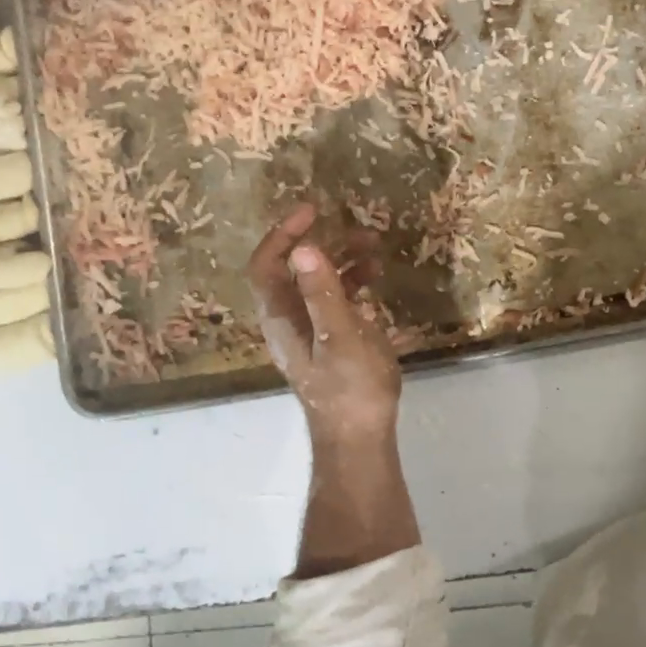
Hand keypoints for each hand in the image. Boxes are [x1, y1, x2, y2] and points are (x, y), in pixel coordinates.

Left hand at [247, 203, 401, 441]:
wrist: (359, 435)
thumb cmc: (350, 386)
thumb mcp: (341, 336)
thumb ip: (324, 293)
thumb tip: (306, 249)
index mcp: (282, 317)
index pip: (267, 265)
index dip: (283, 234)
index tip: (313, 210)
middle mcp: (289, 321)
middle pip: (294, 270)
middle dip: (324, 244)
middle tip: (363, 232)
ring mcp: (310, 332)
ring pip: (317, 284)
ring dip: (343, 261)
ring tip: (377, 251)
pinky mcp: (331, 342)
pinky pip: (335, 301)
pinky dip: (353, 283)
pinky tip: (378, 282)